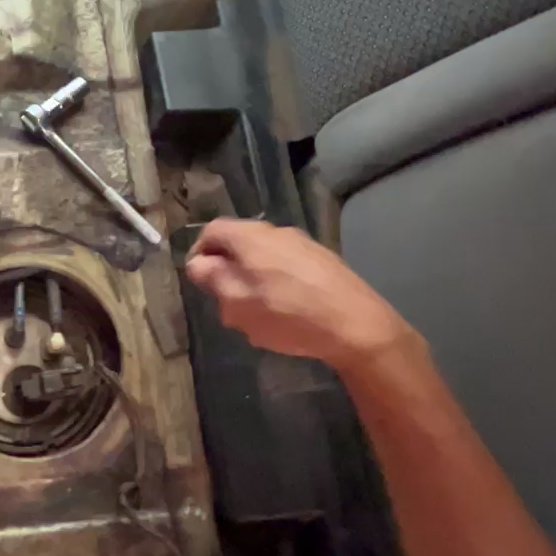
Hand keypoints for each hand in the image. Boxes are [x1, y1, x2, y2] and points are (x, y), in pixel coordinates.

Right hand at [184, 218, 418, 365]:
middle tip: (228, 305)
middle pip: (239, 244)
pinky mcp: (324, 262)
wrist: (356, 325)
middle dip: (228, 273)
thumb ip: (212, 278)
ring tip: (257, 316)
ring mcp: (304, 245)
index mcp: (251, 236)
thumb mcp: (237, 302)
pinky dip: (278, 287)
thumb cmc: (287, 313)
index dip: (199, 253)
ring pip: (264, 259)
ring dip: (253, 283)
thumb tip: (198, 262)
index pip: (212, 230)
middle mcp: (277, 232)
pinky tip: (287, 315)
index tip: (200, 281)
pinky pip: (287, 269)